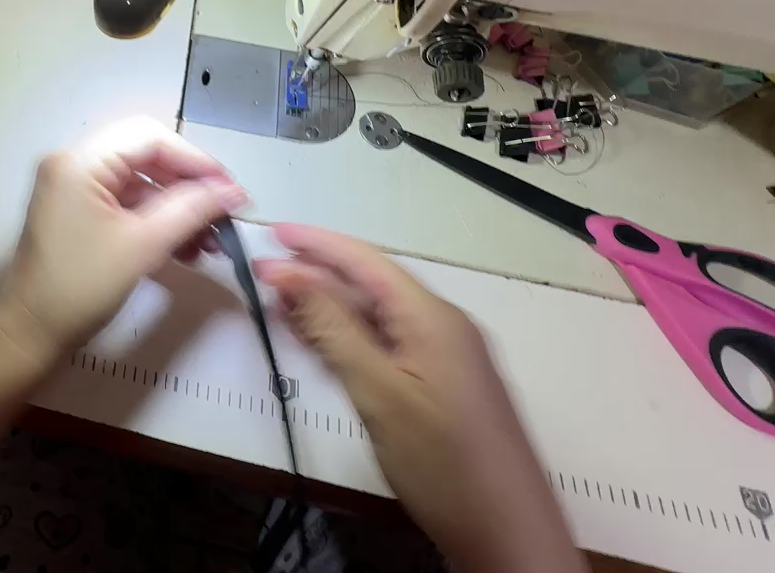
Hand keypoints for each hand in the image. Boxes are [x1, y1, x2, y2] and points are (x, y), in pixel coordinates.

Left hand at [0, 118, 248, 371]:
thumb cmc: (82, 285)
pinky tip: (185, 249)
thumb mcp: (143, 245)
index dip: (194, 158)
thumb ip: (190, 209)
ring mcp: (73, 188)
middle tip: (224, 214)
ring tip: (211, 242)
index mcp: (80, 161)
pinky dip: (155, 221)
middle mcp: (73, 164)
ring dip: (176, 207)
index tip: (230, 188)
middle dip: (188, 185)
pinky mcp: (77, 212)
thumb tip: (232, 190)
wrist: (30, 333)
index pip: (148, 137)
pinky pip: (125, 203)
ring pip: (138, 182)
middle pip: (144, 156)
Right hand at [256, 224, 583, 572]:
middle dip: (314, 275)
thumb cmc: (442, 462)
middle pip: (369, 284)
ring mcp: (444, 355)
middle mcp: (441, 324)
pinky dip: (347, 336)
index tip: (269, 233)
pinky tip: (317, 341)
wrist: (512, 544)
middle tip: (262, 276)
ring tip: (278, 305)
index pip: (364, 260)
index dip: (315, 242)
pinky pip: (386, 342)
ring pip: (375, 315)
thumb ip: (330, 326)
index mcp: (431, 316)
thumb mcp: (377, 390)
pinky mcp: (440, 384)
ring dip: (327, 306)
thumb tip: (285, 272)